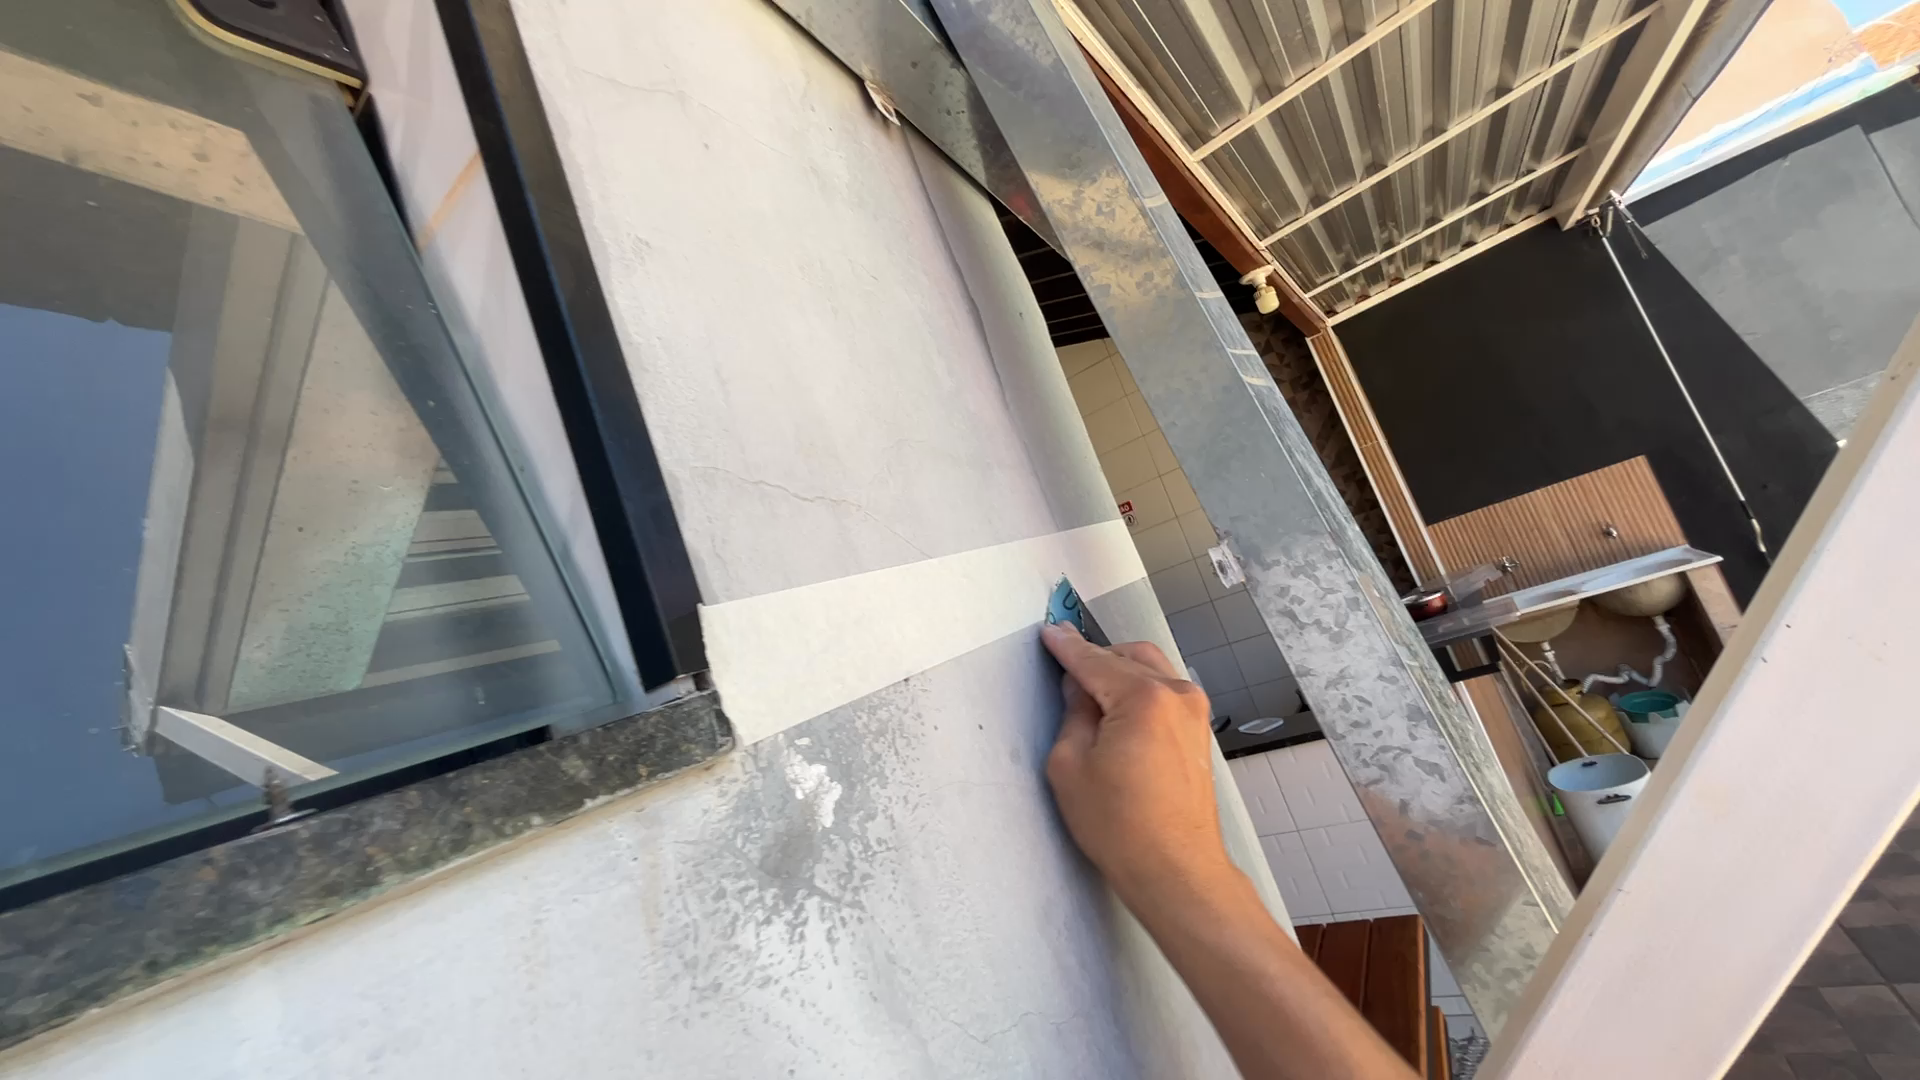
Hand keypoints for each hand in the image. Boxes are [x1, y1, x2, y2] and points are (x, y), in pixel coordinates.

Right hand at [1039, 622, 1234, 910]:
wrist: (1177, 872)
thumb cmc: (1118, 824)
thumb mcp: (1070, 766)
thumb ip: (1073, 714)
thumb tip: (1080, 688)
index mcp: (1143, 698)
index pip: (1094, 661)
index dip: (1067, 647)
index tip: (1050, 632)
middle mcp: (1176, 694)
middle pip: (1128, 656)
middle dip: (1097, 658)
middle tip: (1067, 672)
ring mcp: (1194, 712)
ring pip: (1151, 670)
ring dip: (1120, 672)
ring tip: (1092, 696)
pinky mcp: (1199, 732)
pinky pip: (1165, 692)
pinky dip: (1140, 690)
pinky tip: (1120, 713)